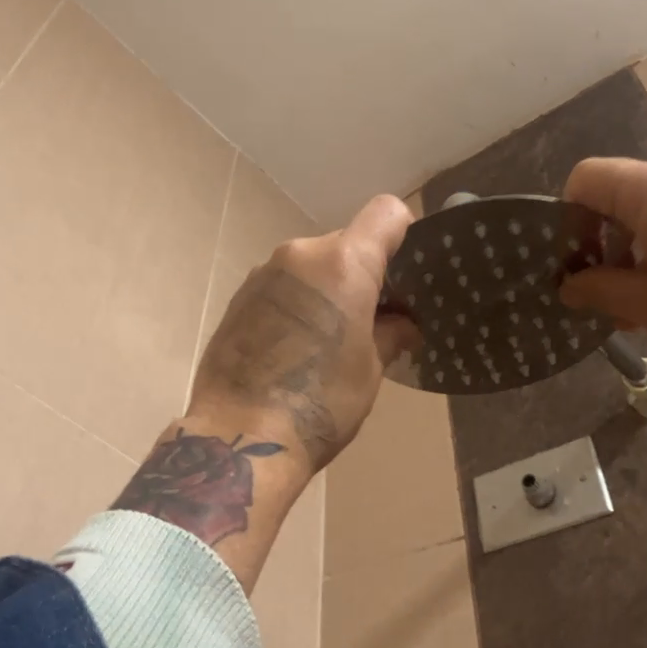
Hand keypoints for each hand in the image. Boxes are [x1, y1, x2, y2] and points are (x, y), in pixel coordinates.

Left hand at [188, 194, 418, 469]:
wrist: (240, 434)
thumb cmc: (320, 402)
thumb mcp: (371, 368)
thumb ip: (392, 332)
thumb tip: (404, 324)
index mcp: (344, 262)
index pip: (386, 213)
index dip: (403, 232)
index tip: (407, 269)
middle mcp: (301, 254)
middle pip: (346, 242)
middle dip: (362, 272)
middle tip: (372, 318)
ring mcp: (264, 272)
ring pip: (311, 264)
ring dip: (325, 288)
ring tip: (329, 338)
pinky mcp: (239, 295)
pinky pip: (282, 285)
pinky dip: (296, 302)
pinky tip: (294, 346)